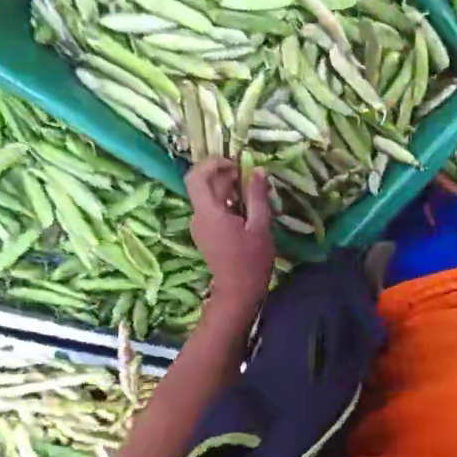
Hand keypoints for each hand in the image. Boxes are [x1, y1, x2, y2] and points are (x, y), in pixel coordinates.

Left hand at [186, 157, 273, 313]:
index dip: (212, 164)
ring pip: (209, 197)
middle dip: (225, 176)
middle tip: (250, 179)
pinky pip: (212, 209)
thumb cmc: (252, 261)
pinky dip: (227, 203)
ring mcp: (200, 226)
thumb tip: (257, 170)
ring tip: (253, 196)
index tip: (235, 164)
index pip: (196, 176)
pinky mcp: (205, 234)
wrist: (238, 292)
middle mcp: (198, 217)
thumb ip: (257, 196)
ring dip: (228, 190)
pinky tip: (246, 212)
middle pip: (203, 185)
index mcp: (208, 213)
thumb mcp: (260, 226)